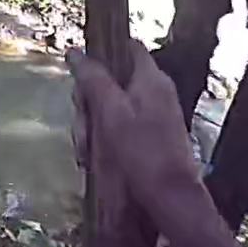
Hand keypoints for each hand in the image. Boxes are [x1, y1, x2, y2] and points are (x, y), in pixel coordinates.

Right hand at [67, 40, 203, 225]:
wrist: (172, 200)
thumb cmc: (142, 151)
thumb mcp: (111, 111)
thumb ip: (93, 79)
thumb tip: (75, 52)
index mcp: (151, 78)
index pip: (128, 46)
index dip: (103, 50)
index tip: (81, 68)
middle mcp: (155, 91)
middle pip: (112, 79)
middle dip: (89, 100)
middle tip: (82, 121)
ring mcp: (154, 114)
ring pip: (111, 105)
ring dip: (92, 124)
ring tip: (85, 150)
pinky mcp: (150, 136)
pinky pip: (119, 125)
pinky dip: (104, 137)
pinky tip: (92, 157)